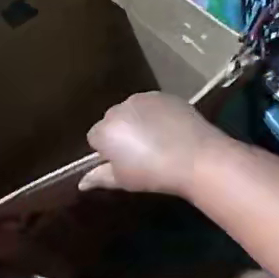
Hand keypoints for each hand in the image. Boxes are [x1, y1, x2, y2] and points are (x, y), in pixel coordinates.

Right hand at [80, 92, 231, 196]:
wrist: (197, 157)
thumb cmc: (154, 174)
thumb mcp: (123, 180)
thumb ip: (99, 177)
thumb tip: (81, 183)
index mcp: (105, 130)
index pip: (95, 138)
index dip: (107, 151)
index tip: (123, 162)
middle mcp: (119, 108)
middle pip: (112, 120)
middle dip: (121, 133)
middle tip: (141, 153)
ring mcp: (143, 98)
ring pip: (132, 111)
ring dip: (138, 121)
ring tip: (158, 141)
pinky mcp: (164, 95)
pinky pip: (152, 105)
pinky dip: (156, 115)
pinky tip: (171, 130)